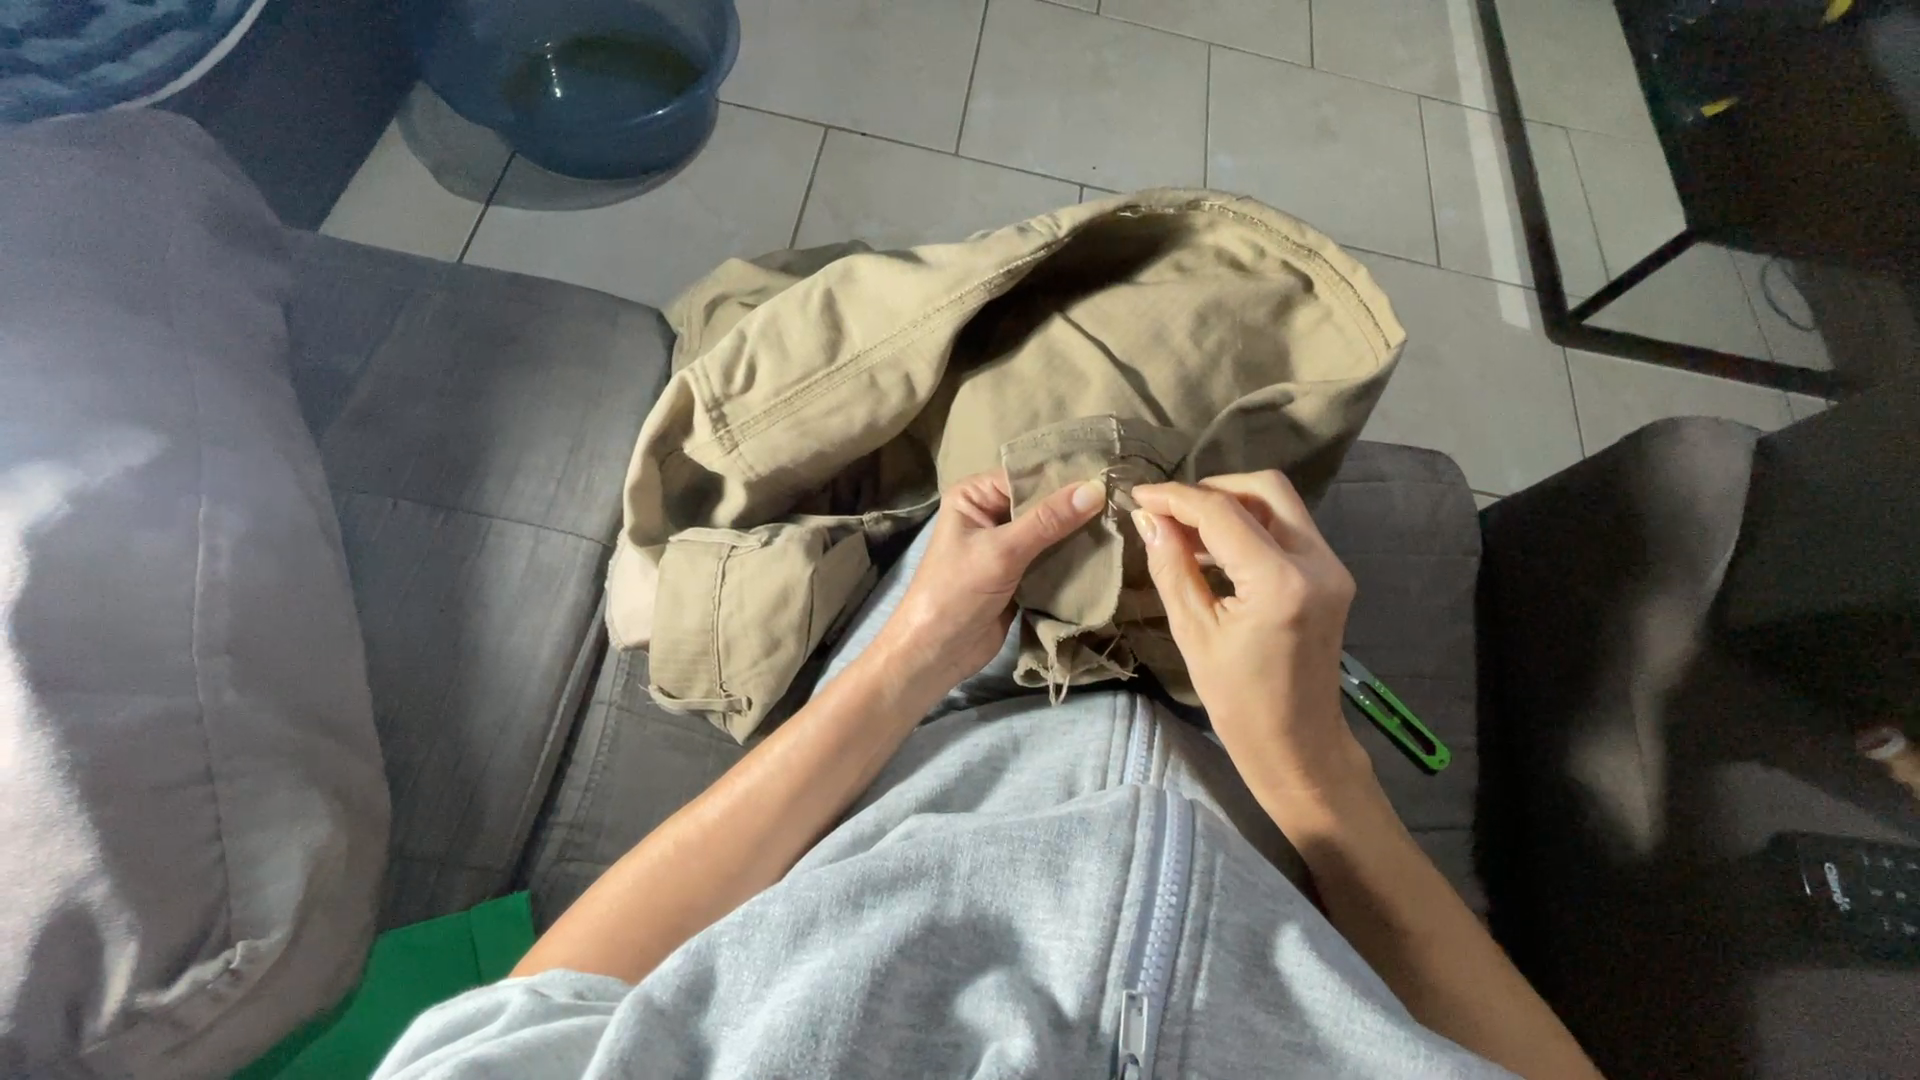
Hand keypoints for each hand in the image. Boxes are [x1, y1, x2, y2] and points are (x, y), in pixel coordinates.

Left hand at [877, 471, 1104, 693]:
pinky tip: (1106, 553)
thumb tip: (1095, 489)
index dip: (1064, 477)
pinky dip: (1073, 560)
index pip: (1026, 476)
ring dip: (1078, 535)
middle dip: (1076, 508)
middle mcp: (989, 515)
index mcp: (974, 497)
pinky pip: (1051, 560)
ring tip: (1121, 525)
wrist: (936, 653)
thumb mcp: (1002, 552)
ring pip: (1050, 533)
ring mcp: (1005, 547)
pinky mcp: (1019, 576)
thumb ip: (1048, 521)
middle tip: (1123, 502)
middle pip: (1041, 504)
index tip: (1108, 475)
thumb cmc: (955, 593)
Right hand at [1130, 471, 1368, 800]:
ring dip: (1230, 505)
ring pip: (1280, 503)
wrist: (1299, 744)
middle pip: (1264, 489)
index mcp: (1280, 583)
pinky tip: (1214, 548)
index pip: (1222, 513)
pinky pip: (1288, 528)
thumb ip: (1172, 567)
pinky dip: (1249, 525)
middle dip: (1211, 489)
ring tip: (1184, 530)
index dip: (1175, 497)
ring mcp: (1331, 567)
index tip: (1138, 495)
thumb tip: (1149, 518)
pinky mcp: (1331, 575)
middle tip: (1169, 512)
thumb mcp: (1193, 633)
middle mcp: (1317, 563)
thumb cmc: (1239, 701)